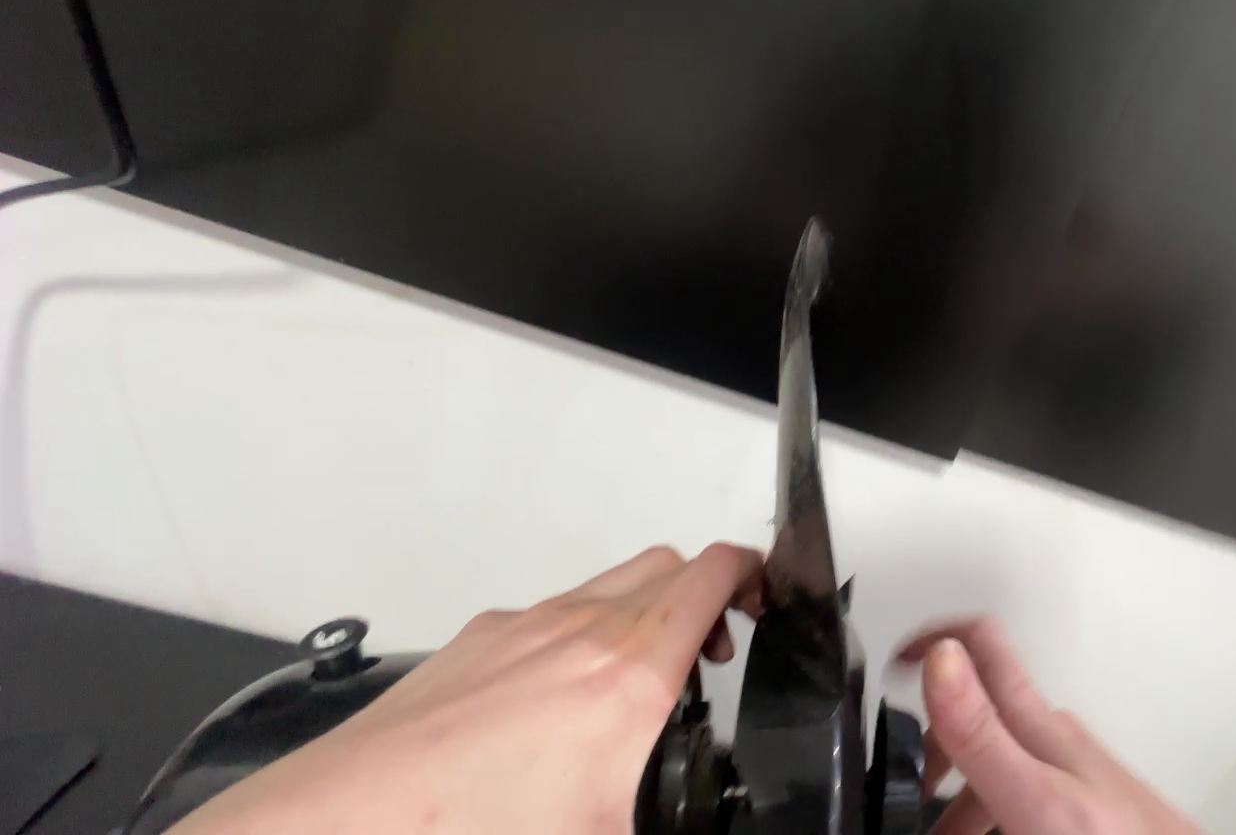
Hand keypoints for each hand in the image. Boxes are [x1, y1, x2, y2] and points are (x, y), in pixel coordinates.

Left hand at [175, 543, 762, 834]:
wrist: (335, 832)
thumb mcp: (608, 834)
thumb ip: (673, 814)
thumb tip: (708, 825)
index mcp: (631, 672)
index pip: (718, 571)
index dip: (757, 573)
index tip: (764, 601)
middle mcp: (586, 628)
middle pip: (674, 563)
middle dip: (707, 594)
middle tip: (706, 654)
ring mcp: (529, 624)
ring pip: (617, 579)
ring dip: (648, 608)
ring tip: (638, 674)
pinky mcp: (481, 636)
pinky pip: (557, 607)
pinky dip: (584, 628)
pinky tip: (555, 697)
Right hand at [903, 619, 1201, 834]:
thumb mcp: (1038, 797)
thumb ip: (984, 731)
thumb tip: (941, 655)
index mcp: (1037, 724)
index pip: (980, 639)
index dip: (934, 634)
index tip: (894, 659)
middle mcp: (1053, 737)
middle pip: (976, 709)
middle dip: (932, 741)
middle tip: (903, 781)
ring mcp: (1070, 772)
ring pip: (996, 761)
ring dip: (956, 792)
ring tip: (937, 831)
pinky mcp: (1084, 806)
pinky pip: (1021, 795)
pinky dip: (988, 811)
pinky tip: (986, 833)